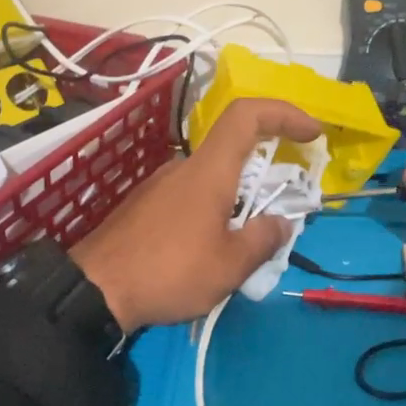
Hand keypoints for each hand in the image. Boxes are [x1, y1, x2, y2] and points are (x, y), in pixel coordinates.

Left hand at [71, 99, 322, 330]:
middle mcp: (182, 168)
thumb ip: (262, 240)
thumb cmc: (169, 273)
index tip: (311, 134)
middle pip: (232, 152)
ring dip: (237, 201)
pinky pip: (188, 199)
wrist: (94, 291)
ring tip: (245, 246)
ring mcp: (158, 187)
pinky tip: (209, 253)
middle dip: (266, 174)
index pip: (247, 116)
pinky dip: (211, 213)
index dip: (284, 114)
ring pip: (210, 180)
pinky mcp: (143, 208)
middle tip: (281, 212)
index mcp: (208, 171)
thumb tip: (280, 223)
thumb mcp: (229, 266)